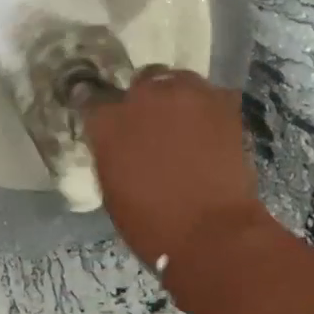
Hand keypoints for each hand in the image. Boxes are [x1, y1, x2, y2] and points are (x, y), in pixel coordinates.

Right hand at [82, 67, 262, 264]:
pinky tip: (209, 131)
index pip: (91, 98)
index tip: (105, 121)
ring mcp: (185, 95)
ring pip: (176, 81)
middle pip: (140, 83)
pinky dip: (206, 109)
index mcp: (108, 123)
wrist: (211, 232)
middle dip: (143, 101)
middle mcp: (143, 97)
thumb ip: (111, 154)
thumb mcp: (113, 190)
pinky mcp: (222, 102)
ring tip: (182, 123)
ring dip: (175, 99)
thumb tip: (118, 143)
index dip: (100, 110)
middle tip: (151, 126)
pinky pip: (209, 96)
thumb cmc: (152, 225)